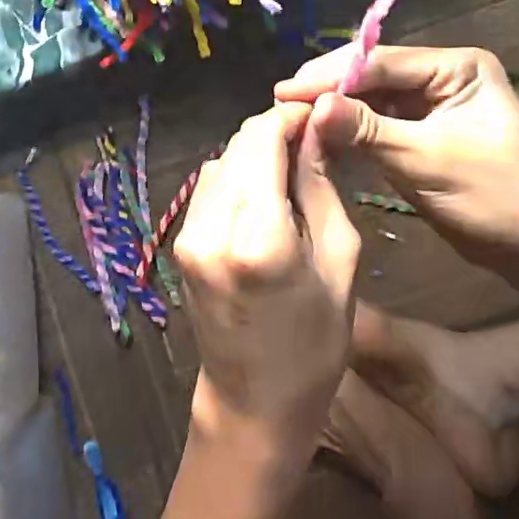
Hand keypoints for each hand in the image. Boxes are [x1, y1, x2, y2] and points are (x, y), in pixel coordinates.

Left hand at [173, 103, 362, 462]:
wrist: (253, 403)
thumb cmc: (314, 342)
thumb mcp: (338, 259)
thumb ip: (320, 184)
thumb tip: (315, 126)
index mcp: (257, 233)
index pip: (263, 138)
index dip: (290, 116)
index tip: (318, 115)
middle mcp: (211, 224)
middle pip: (239, 144)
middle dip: (275, 132)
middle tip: (312, 143)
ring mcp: (187, 233)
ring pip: (222, 161)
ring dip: (256, 155)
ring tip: (291, 175)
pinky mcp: (179, 241)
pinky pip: (210, 188)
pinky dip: (238, 179)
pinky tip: (263, 199)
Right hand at [274, 45, 518, 271]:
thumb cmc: (498, 197)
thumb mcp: (428, 159)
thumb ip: (368, 130)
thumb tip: (312, 105)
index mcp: (456, 67)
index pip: (380, 61)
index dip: (330, 75)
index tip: (284, 91)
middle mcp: (442, 77)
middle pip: (373, 76)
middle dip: (329, 90)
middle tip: (281, 104)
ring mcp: (432, 107)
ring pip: (371, 101)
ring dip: (336, 111)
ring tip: (291, 119)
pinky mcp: (423, 136)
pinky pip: (378, 126)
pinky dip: (351, 132)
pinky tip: (319, 137)